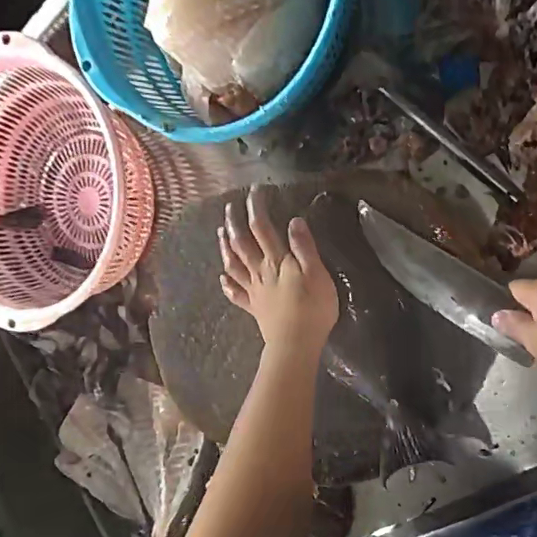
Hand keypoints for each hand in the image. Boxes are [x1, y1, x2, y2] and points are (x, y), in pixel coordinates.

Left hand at [220, 186, 338, 357]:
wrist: (295, 344)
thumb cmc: (312, 309)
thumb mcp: (316, 274)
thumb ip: (304, 247)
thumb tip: (293, 220)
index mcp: (275, 261)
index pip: (262, 227)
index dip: (256, 208)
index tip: (254, 191)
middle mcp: (260, 272)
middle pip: (242, 243)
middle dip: (234, 223)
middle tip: (229, 207)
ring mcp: (254, 291)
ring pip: (234, 265)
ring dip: (225, 247)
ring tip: (220, 233)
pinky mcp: (254, 308)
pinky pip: (236, 293)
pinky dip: (227, 284)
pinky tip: (222, 278)